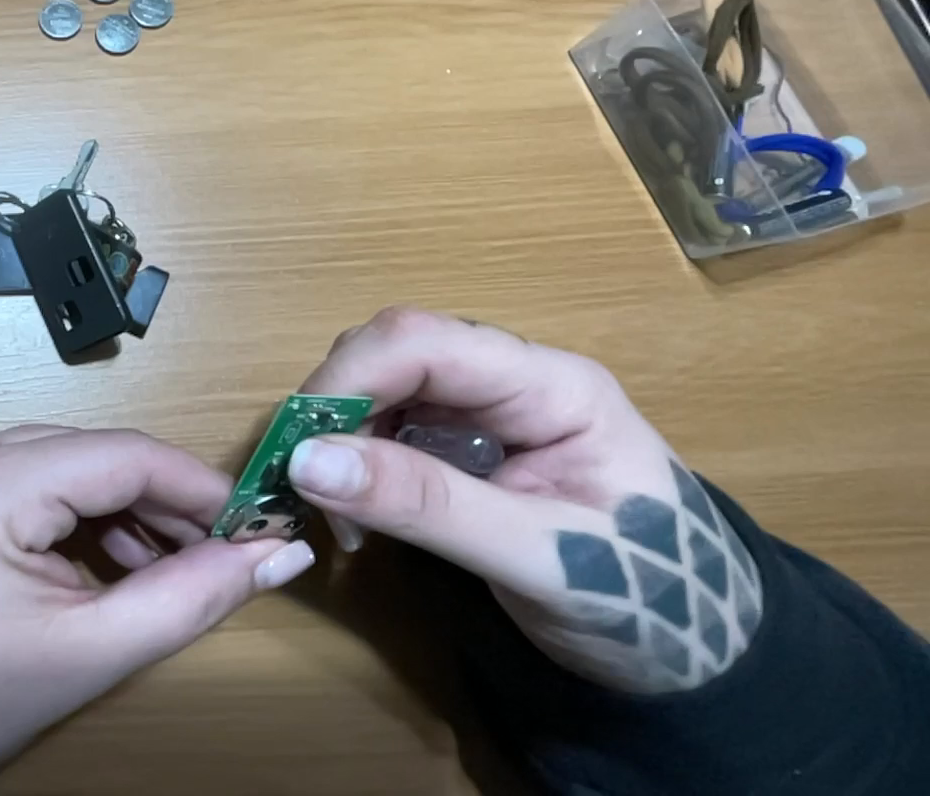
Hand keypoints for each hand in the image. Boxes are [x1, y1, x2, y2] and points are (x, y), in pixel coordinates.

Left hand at [0, 426, 313, 795]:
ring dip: (123, 508)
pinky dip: (79, 512)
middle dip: (162, 502)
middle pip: (93, 454)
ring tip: (168, 568)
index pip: (120, 455)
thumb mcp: (88, 652)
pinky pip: (32, 477)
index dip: (198, 486)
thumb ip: (191, 598)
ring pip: (66, 462)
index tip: (256, 523)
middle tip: (219, 555)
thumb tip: (275, 555)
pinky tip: (113, 558)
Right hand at [289, 307, 762, 694]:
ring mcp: (476, 406)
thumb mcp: (539, 560)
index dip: (348, 379)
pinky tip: (359, 513)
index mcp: (548, 385)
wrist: (691, 651)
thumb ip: (427, 506)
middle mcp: (504, 378)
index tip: (301, 449)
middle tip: (314, 486)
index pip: (421, 342)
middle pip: (387, 352)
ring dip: (337, 440)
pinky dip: (349, 463)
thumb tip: (305, 461)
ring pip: (372, 384)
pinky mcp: (452, 438)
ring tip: (343, 516)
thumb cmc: (645, 601)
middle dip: (335, 411)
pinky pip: (376, 423)